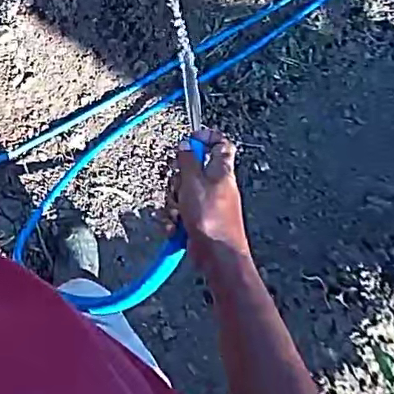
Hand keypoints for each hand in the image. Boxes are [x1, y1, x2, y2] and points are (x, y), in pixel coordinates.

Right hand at [170, 128, 250, 264]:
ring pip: (181, 191)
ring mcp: (206, 203)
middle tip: (178, 186)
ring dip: (173, 202)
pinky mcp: (197, 220)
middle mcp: (215, 185)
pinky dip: (173, 219)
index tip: (189, 140)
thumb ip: (188, 160)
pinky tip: (175, 227)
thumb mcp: (194, 181)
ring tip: (178, 213)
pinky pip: (179, 212)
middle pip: (191, 169)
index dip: (206, 137)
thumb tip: (185, 144)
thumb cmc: (211, 219)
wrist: (217, 256)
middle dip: (177, 178)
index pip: (221, 144)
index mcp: (220, 171)